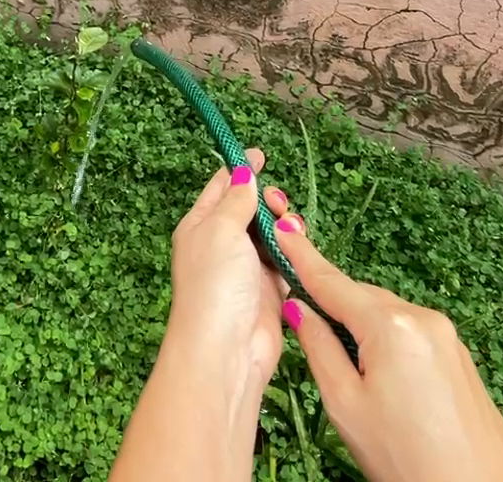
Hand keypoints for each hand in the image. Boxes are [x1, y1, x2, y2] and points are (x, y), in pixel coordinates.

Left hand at [109, 149, 285, 481]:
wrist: (227, 348)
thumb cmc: (215, 282)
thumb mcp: (221, 228)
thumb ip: (237, 199)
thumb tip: (242, 173)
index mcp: (200, 224)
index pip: (221, 187)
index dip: (240, 169)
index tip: (261, 154)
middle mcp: (222, 243)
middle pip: (250, 209)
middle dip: (267, 200)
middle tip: (277, 204)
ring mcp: (246, 268)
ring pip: (272, 234)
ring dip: (284, 225)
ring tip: (291, 228)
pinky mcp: (271, 290)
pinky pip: (287, 261)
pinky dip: (295, 252)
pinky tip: (302, 248)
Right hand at [265, 192, 502, 481]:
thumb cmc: (406, 461)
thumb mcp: (346, 406)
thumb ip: (318, 347)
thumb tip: (298, 308)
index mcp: (390, 325)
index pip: (332, 282)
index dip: (301, 254)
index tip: (280, 224)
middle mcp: (422, 317)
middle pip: (360, 297)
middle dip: (333, 302)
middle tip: (304, 318)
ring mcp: (447, 335)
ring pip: (386, 314)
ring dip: (361, 325)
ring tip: (349, 369)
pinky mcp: (461, 357)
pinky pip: (410, 332)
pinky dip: (386, 340)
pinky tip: (382, 377)